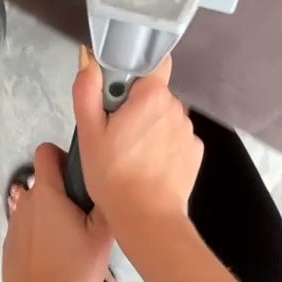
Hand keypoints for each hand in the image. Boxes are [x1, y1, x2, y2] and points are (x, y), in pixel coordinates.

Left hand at [2, 143, 114, 281]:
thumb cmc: (74, 271)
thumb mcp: (103, 236)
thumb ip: (104, 202)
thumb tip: (104, 182)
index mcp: (46, 193)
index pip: (45, 151)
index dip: (62, 155)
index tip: (78, 176)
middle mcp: (25, 203)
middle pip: (44, 182)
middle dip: (63, 191)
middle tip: (85, 216)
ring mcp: (14, 225)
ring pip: (36, 207)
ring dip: (52, 214)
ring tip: (72, 240)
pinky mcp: (9, 246)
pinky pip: (28, 228)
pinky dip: (41, 234)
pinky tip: (56, 258)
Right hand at [73, 50, 202, 250]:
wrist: (147, 219)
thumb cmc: (114, 176)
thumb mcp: (88, 132)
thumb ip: (87, 90)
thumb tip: (90, 62)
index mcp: (152, 96)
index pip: (152, 63)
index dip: (132, 71)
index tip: (115, 92)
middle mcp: (176, 107)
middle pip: (153, 92)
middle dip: (134, 103)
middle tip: (114, 130)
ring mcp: (188, 131)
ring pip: (163, 116)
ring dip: (149, 125)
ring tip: (129, 152)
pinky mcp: (194, 152)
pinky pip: (174, 137)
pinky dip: (162, 144)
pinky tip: (146, 164)